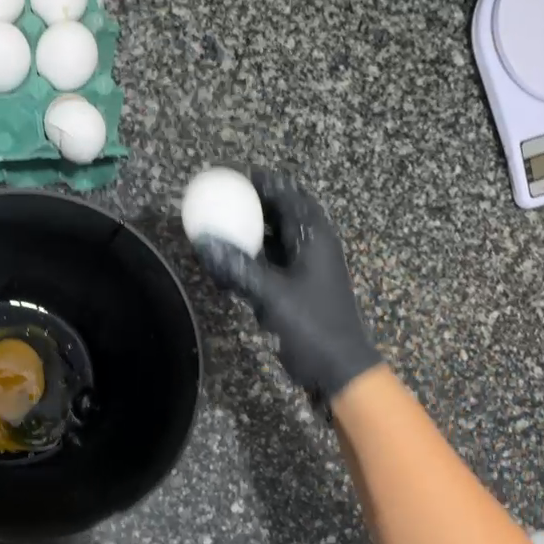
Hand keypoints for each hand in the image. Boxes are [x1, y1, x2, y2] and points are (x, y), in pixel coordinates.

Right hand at [192, 168, 381, 402]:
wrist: (339, 368)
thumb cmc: (313, 327)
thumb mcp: (272, 295)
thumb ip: (238, 267)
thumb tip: (204, 242)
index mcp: (315, 238)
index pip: (288, 195)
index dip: (261, 182)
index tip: (231, 175)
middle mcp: (312, 247)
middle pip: (280, 213)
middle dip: (250, 205)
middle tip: (217, 201)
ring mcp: (306, 269)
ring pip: (274, 240)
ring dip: (249, 234)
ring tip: (218, 229)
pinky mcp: (297, 290)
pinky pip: (270, 265)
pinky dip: (250, 260)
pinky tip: (228, 266)